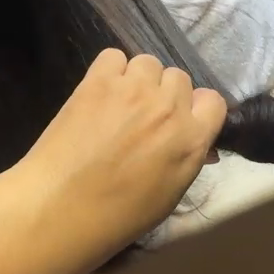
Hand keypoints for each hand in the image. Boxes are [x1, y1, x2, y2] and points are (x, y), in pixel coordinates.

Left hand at [10, 49, 225, 264]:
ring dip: (139, 79)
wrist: (61, 208)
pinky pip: (114, 56)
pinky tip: (99, 93)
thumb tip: (192, 140)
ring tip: (120, 103)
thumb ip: (187, 157)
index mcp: (192, 139)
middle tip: (143, 116)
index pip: (213, 101)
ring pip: (149, 63)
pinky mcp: (99, 81)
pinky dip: (110, 71)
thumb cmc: (118, 216)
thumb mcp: (170, 195)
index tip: (181, 120)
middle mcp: (169, 107)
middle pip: (179, 78)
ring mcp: (134, 89)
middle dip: (165, 94)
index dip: (196, 109)